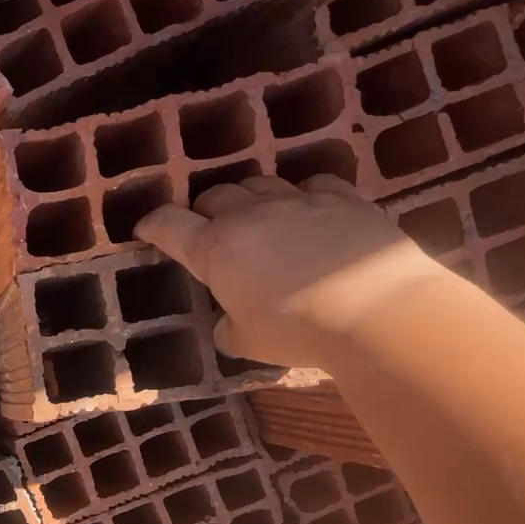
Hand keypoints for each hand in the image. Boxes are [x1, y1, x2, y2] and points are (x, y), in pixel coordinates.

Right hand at [135, 174, 451, 368]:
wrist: (378, 310)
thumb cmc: (297, 331)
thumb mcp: (244, 341)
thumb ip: (227, 325)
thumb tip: (230, 321)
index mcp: (213, 249)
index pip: (168, 224)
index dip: (152, 225)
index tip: (146, 230)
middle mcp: (249, 214)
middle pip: (214, 193)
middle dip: (203, 210)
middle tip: (207, 230)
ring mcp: (298, 200)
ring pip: (259, 182)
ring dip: (248, 198)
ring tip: (254, 217)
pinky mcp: (343, 197)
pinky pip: (311, 183)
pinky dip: (299, 194)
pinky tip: (305, 210)